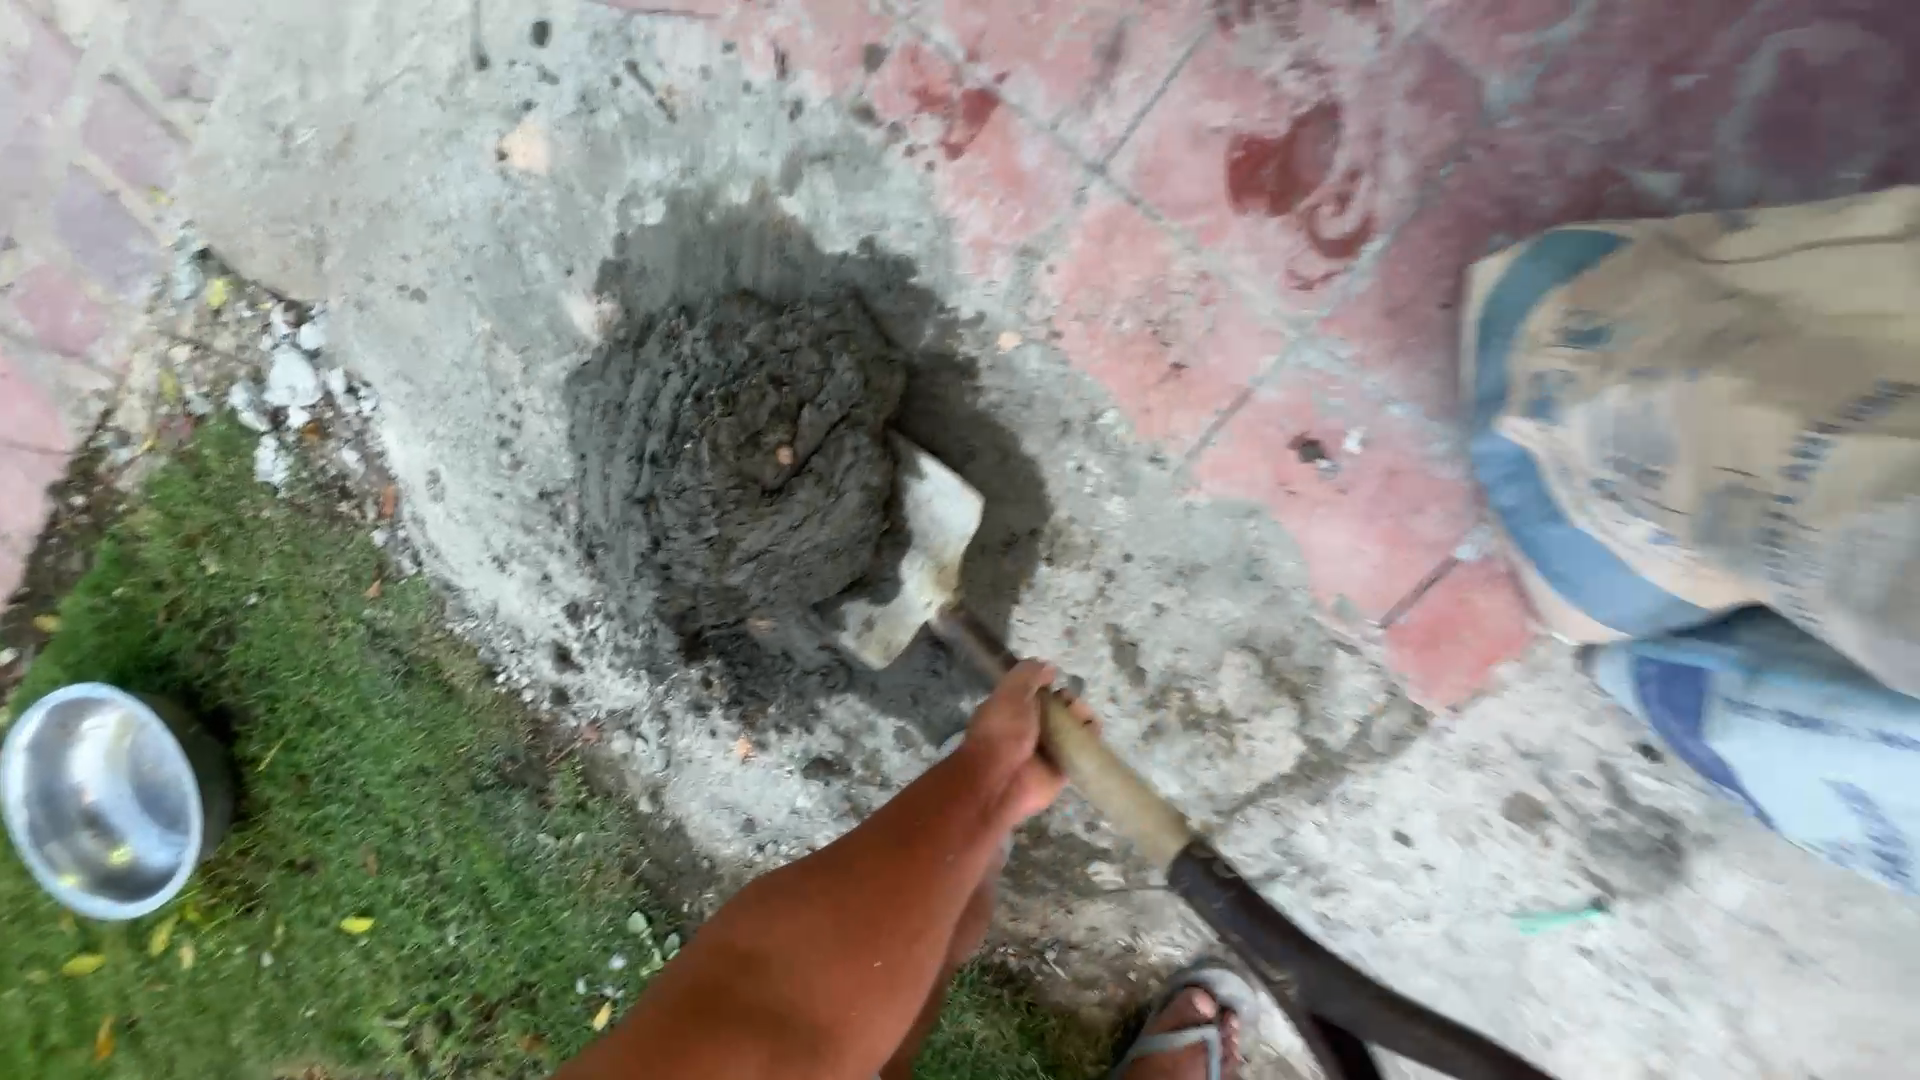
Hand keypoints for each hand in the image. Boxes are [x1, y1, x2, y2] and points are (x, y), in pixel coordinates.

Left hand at [964, 660, 1096, 824]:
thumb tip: (1050, 668)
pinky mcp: (1063, 768)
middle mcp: (1031, 727)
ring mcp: (1048, 748)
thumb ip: (1029, 675)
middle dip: (1068, 700)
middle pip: (1058, 707)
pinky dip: (1090, 739)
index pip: (1037, 691)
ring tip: (1080, 716)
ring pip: (1072, 726)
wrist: (1000, 779)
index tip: (1054, 681)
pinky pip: (1082, 749)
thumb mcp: (1010, 692)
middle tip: (1068, 703)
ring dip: (1081, 716)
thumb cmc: (1002, 730)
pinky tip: (1093, 730)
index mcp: (1013, 708)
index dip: (1048, 683)